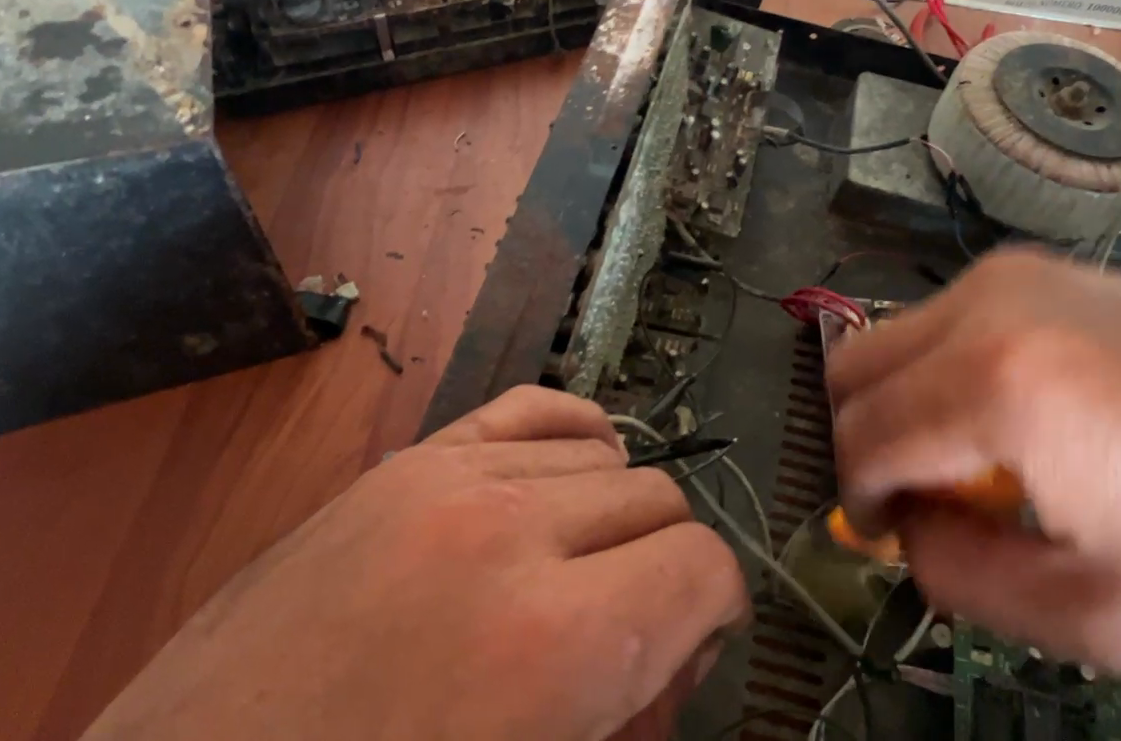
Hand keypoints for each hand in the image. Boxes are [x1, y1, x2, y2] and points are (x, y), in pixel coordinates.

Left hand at [84, 387, 748, 740]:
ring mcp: (448, 479)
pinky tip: (564, 480)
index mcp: (555, 642)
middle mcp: (511, 532)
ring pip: (605, 452)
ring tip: (579, 569)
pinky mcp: (404, 462)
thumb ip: (629, 715)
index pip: (703, 567)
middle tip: (628, 632)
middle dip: (665, 568)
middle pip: (660, 500)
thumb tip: (675, 652)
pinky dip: (572, 438)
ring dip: (614, 513)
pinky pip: (530, 409)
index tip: (689, 648)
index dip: (716, 611)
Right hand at [828, 247, 1120, 670]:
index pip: (863, 438)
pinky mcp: (1054, 267)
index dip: (858, 500)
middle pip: (855, 367)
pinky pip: (952, 318)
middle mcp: (990, 303)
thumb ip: (960, 577)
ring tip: (978, 467)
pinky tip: (1023, 420)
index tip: (887, 539)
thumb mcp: (1099, 616)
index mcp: (995, 385)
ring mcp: (1021, 272)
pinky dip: (948, 370)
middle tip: (921, 503)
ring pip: (897, 336)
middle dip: (865, 441)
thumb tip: (907, 527)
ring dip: (907, 403)